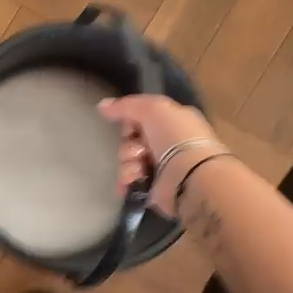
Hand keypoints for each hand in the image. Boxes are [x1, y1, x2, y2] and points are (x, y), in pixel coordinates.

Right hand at [98, 95, 225, 209]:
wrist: (190, 175)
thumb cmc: (176, 136)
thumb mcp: (153, 109)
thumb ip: (127, 106)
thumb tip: (102, 105)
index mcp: (172, 122)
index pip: (141, 118)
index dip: (130, 121)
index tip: (129, 127)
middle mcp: (167, 143)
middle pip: (130, 140)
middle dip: (128, 146)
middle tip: (138, 150)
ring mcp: (160, 166)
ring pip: (127, 160)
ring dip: (127, 163)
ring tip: (139, 168)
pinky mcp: (152, 187)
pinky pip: (129, 179)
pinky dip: (128, 179)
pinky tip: (134, 179)